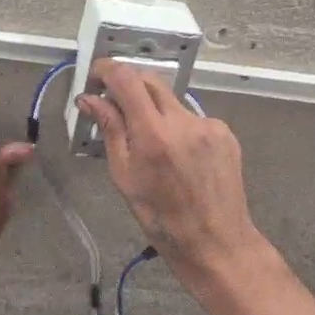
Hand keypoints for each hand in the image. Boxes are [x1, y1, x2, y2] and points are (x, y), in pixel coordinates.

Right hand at [77, 60, 314, 314]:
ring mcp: (208, 124)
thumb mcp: (124, 176)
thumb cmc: (161, 217)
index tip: (95, 78)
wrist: (218, 245)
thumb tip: (88, 98)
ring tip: (151, 139)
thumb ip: (109, 129)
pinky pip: (191, 116)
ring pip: (170, 99)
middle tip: (115, 103)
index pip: (126, 78)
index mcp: (153, 133)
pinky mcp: (225, 133)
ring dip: (154, 108)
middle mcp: (183, 121)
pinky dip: (178, 124)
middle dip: (128, 85)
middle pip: (149, 79)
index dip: (106, 69)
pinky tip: (178, 151)